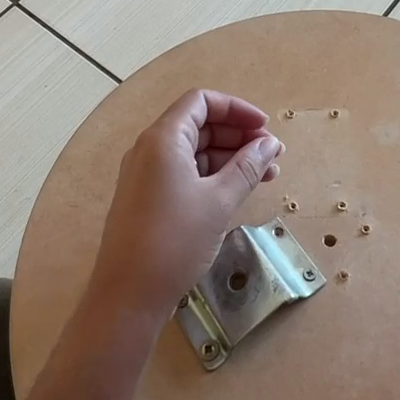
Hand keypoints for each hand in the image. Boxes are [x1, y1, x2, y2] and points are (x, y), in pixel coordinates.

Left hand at [87, 89, 285, 316]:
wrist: (126, 297)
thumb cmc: (174, 241)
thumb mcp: (219, 202)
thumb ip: (247, 167)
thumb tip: (270, 144)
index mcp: (163, 139)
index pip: (202, 102)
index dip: (236, 109)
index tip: (265, 127)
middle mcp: (150, 149)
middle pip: (199, 125)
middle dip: (238, 136)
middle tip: (272, 155)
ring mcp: (146, 175)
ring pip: (194, 151)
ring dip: (229, 158)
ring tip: (265, 176)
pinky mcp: (147, 199)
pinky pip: (184, 173)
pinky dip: (212, 176)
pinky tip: (238, 191)